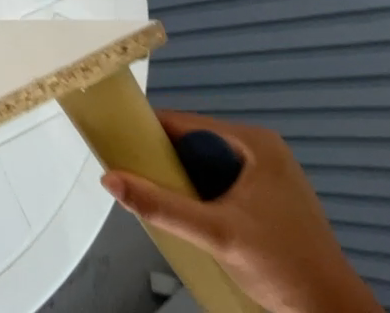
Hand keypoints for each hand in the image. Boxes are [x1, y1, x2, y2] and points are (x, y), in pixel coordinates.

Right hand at [101, 111, 382, 312]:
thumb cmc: (281, 265)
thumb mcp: (216, 233)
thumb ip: (161, 206)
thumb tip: (108, 178)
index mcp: (253, 143)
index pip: (181, 124)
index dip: (146, 135)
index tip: (117, 151)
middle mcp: (259, 149)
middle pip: (190, 144)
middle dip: (162, 164)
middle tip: (139, 185)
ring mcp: (265, 173)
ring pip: (201, 165)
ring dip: (179, 182)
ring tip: (161, 203)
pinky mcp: (266, 196)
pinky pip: (216, 182)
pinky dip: (197, 195)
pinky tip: (188, 216)